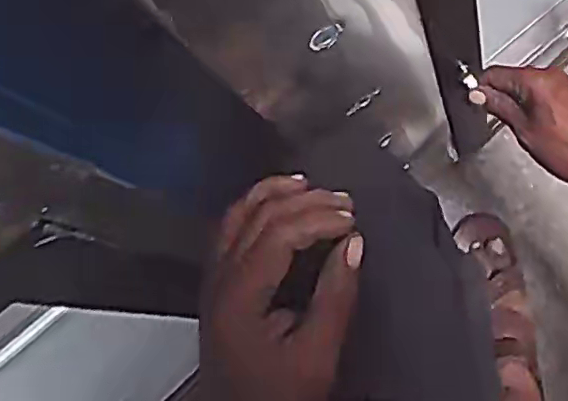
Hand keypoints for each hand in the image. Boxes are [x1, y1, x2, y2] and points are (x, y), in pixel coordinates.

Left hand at [201, 176, 361, 400]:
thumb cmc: (279, 395)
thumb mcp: (316, 358)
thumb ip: (335, 297)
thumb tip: (353, 243)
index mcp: (240, 297)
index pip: (280, 233)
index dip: (319, 219)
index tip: (351, 222)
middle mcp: (220, 280)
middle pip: (262, 216)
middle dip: (307, 202)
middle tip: (344, 202)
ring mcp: (214, 279)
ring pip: (240, 213)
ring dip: (277, 192)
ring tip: (311, 186)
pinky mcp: (218, 282)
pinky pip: (231, 225)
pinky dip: (257, 203)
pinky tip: (279, 199)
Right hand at [472, 66, 567, 199]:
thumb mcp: (525, 131)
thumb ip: (499, 107)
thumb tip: (481, 94)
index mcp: (536, 79)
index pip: (496, 72)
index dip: (482, 86)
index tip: (475, 98)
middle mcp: (551, 74)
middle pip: (513, 77)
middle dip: (501, 94)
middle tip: (495, 118)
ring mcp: (564, 82)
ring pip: (529, 85)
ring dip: (519, 101)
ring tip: (521, 128)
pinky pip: (544, 91)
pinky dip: (535, 104)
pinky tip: (539, 126)